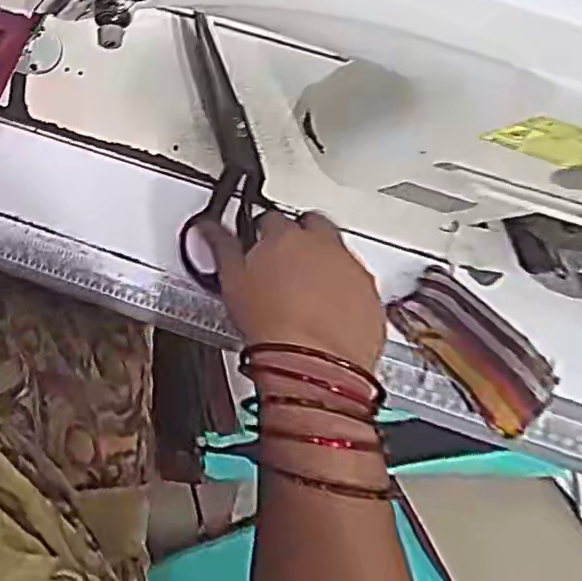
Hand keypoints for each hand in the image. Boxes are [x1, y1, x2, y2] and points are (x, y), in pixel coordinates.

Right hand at [187, 211, 384, 370]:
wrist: (311, 362)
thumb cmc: (271, 321)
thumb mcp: (231, 278)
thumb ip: (221, 247)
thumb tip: (209, 229)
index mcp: (285, 236)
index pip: (271, 218)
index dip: (261, 230)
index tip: (256, 242)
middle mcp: (323, 246)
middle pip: (314, 223)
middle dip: (300, 232)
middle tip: (284, 253)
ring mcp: (352, 271)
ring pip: (338, 252)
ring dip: (323, 260)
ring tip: (303, 285)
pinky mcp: (373, 298)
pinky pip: (357, 283)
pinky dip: (343, 287)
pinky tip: (326, 306)